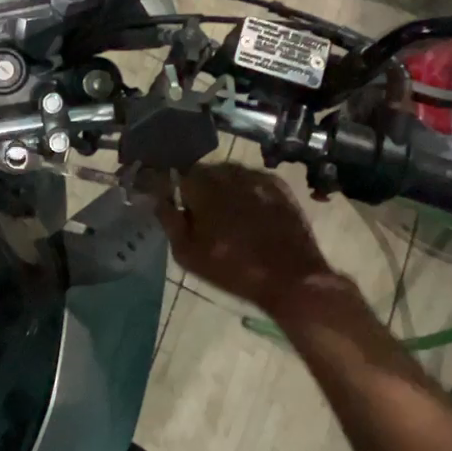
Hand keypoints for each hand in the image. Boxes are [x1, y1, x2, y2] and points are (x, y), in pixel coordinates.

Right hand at [145, 164, 346, 314]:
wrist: (292, 279)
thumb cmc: (233, 270)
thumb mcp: (189, 254)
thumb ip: (169, 221)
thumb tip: (159, 199)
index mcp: (203, 189)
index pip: (176, 174)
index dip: (172, 187)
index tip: (171, 200)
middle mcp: (229, 175)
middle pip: (204, 171)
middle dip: (198, 187)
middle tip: (200, 211)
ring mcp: (257, 178)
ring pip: (229, 173)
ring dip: (222, 186)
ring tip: (225, 210)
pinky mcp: (279, 186)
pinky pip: (252, 179)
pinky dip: (245, 189)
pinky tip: (248, 209)